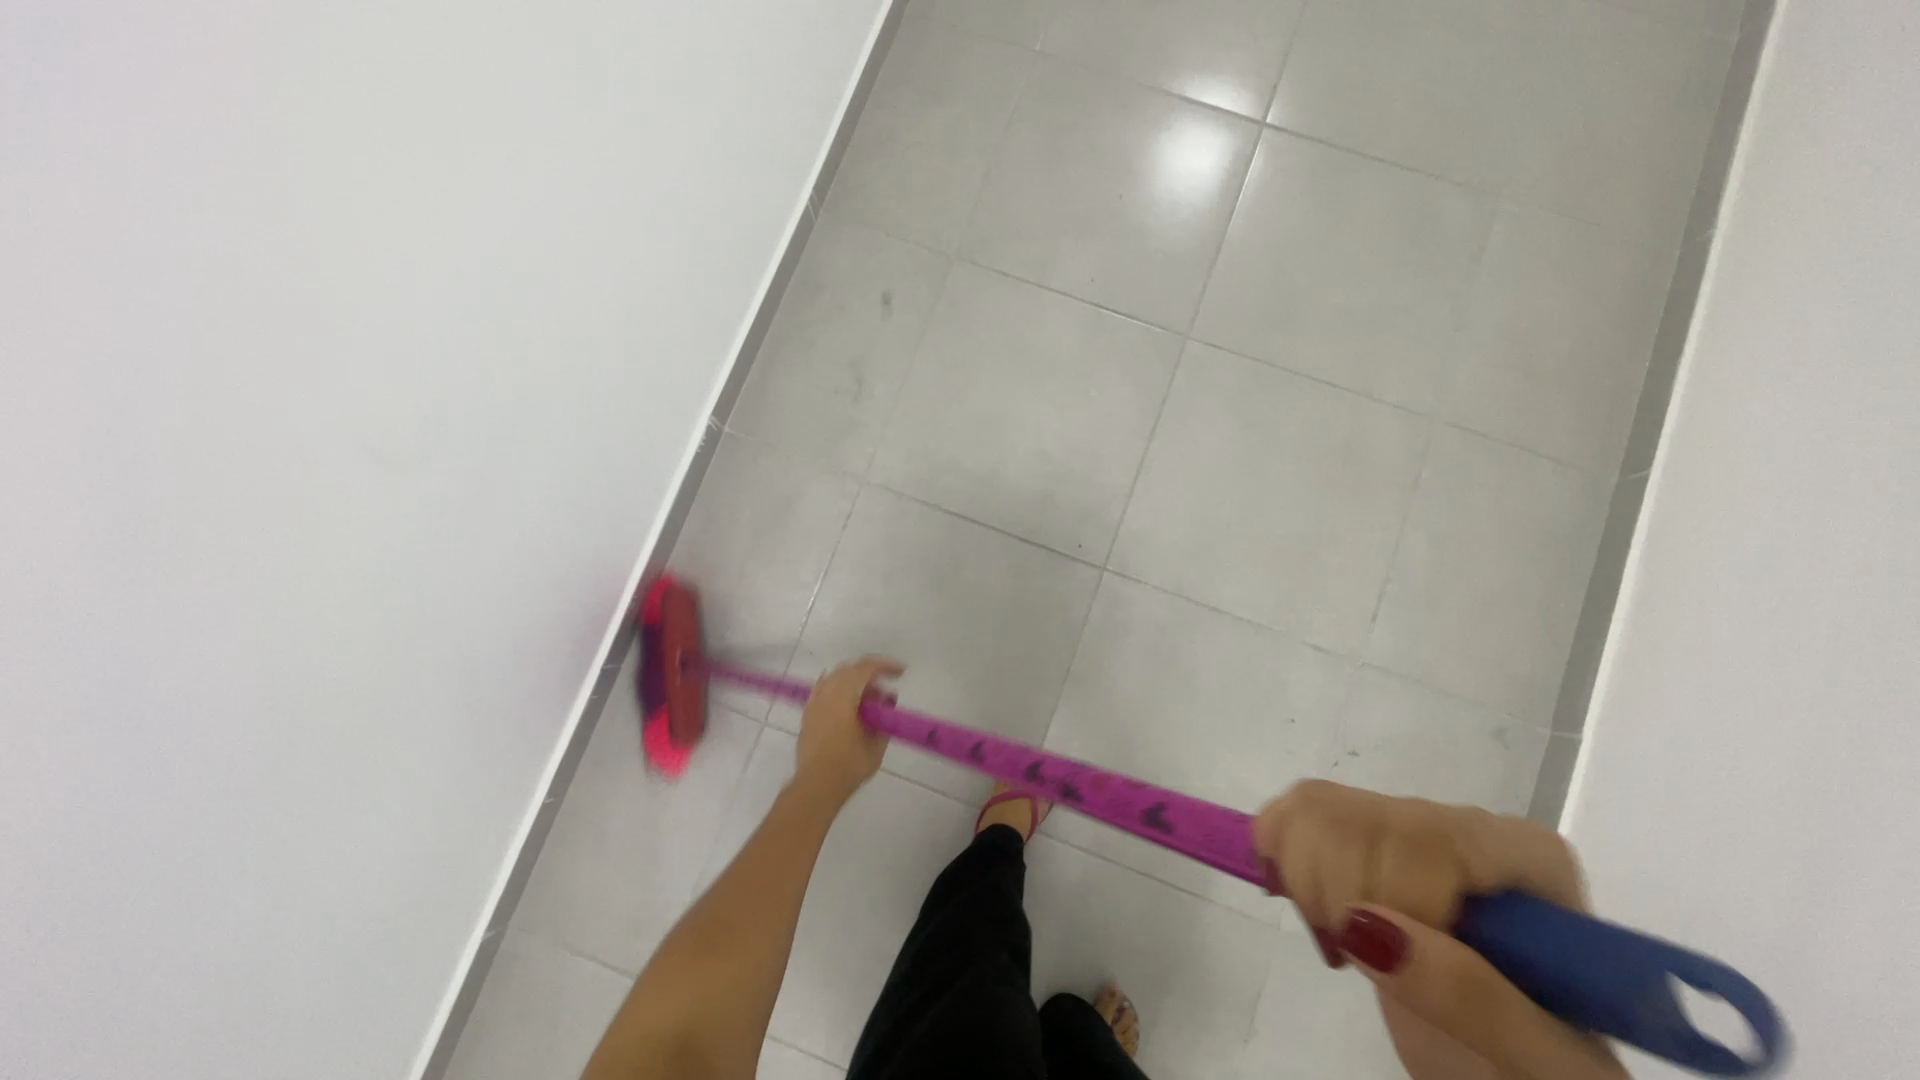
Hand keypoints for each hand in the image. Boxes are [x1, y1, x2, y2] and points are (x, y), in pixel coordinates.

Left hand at [793, 656, 900, 804]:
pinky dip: (839, 691)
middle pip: (849, 670)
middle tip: (886, 690)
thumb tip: (885, 702)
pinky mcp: (807, 714)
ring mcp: (814, 702)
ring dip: (854, 683)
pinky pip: (825, 691)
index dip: (885, 665)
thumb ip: (884, 717)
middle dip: (870, 675)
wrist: (817, 784)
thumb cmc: (850, 763)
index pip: (866, 667)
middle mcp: (826, 692)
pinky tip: (848, 705)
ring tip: (868, 700)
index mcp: (844, 694)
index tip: (901, 672)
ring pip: (835, 679)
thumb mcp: (877, 741)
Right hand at [1254, 781, 1626, 1079]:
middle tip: (1354, 963)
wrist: (1507, 1067)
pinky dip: (1275, 847)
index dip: (1383, 901)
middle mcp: (1466, 827)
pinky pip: (1299, 807)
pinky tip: (1293, 895)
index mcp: (1523, 858)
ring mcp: (1413, 830)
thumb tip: (1365, 923)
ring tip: (1336, 941)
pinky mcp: (1366, 841)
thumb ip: (1472, 997)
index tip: (1383, 969)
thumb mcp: (1539, 1061)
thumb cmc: (1533, 1067)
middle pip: (1358, 817)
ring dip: (1301, 879)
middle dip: (1332, 897)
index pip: (1421, 839)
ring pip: (1316, 806)